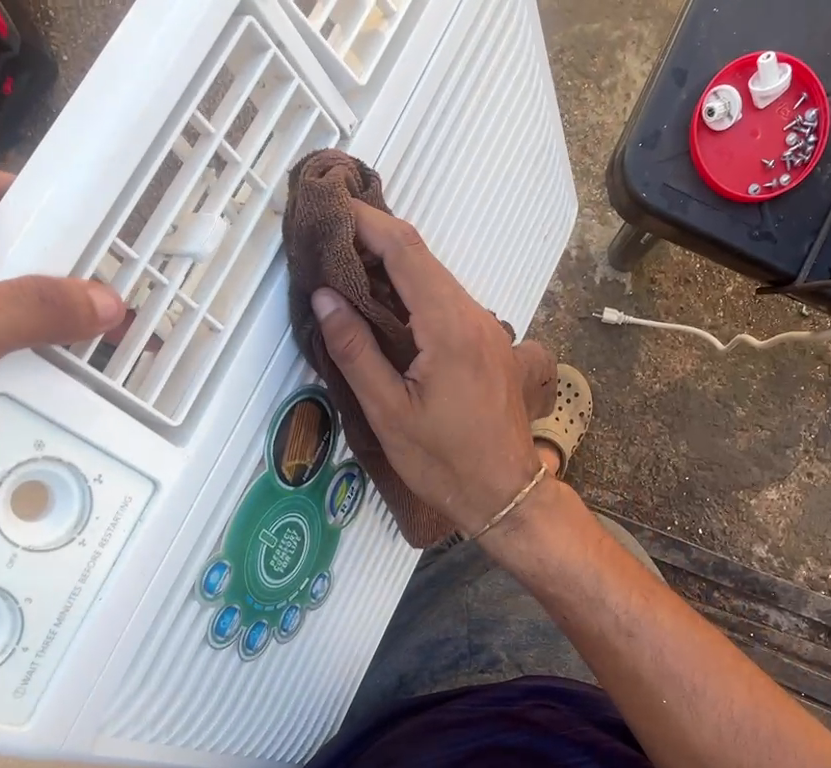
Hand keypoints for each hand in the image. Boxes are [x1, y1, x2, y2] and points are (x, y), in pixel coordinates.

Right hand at [310, 203, 551, 534]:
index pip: (405, 250)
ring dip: (393, 269)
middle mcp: (476, 316)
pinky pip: (449, 305)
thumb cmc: (445, 462)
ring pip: (436, 281)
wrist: (505, 495)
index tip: (329, 209)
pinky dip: (414, 295)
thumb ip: (355, 350)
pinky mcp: (492, 347)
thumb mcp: (388, 412)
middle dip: (374, 240)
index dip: (365, 222)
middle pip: (422, 258)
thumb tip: (325, 297)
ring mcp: (489, 330)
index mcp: (449, 326)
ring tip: (347, 270)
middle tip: (328, 239)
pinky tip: (386, 310)